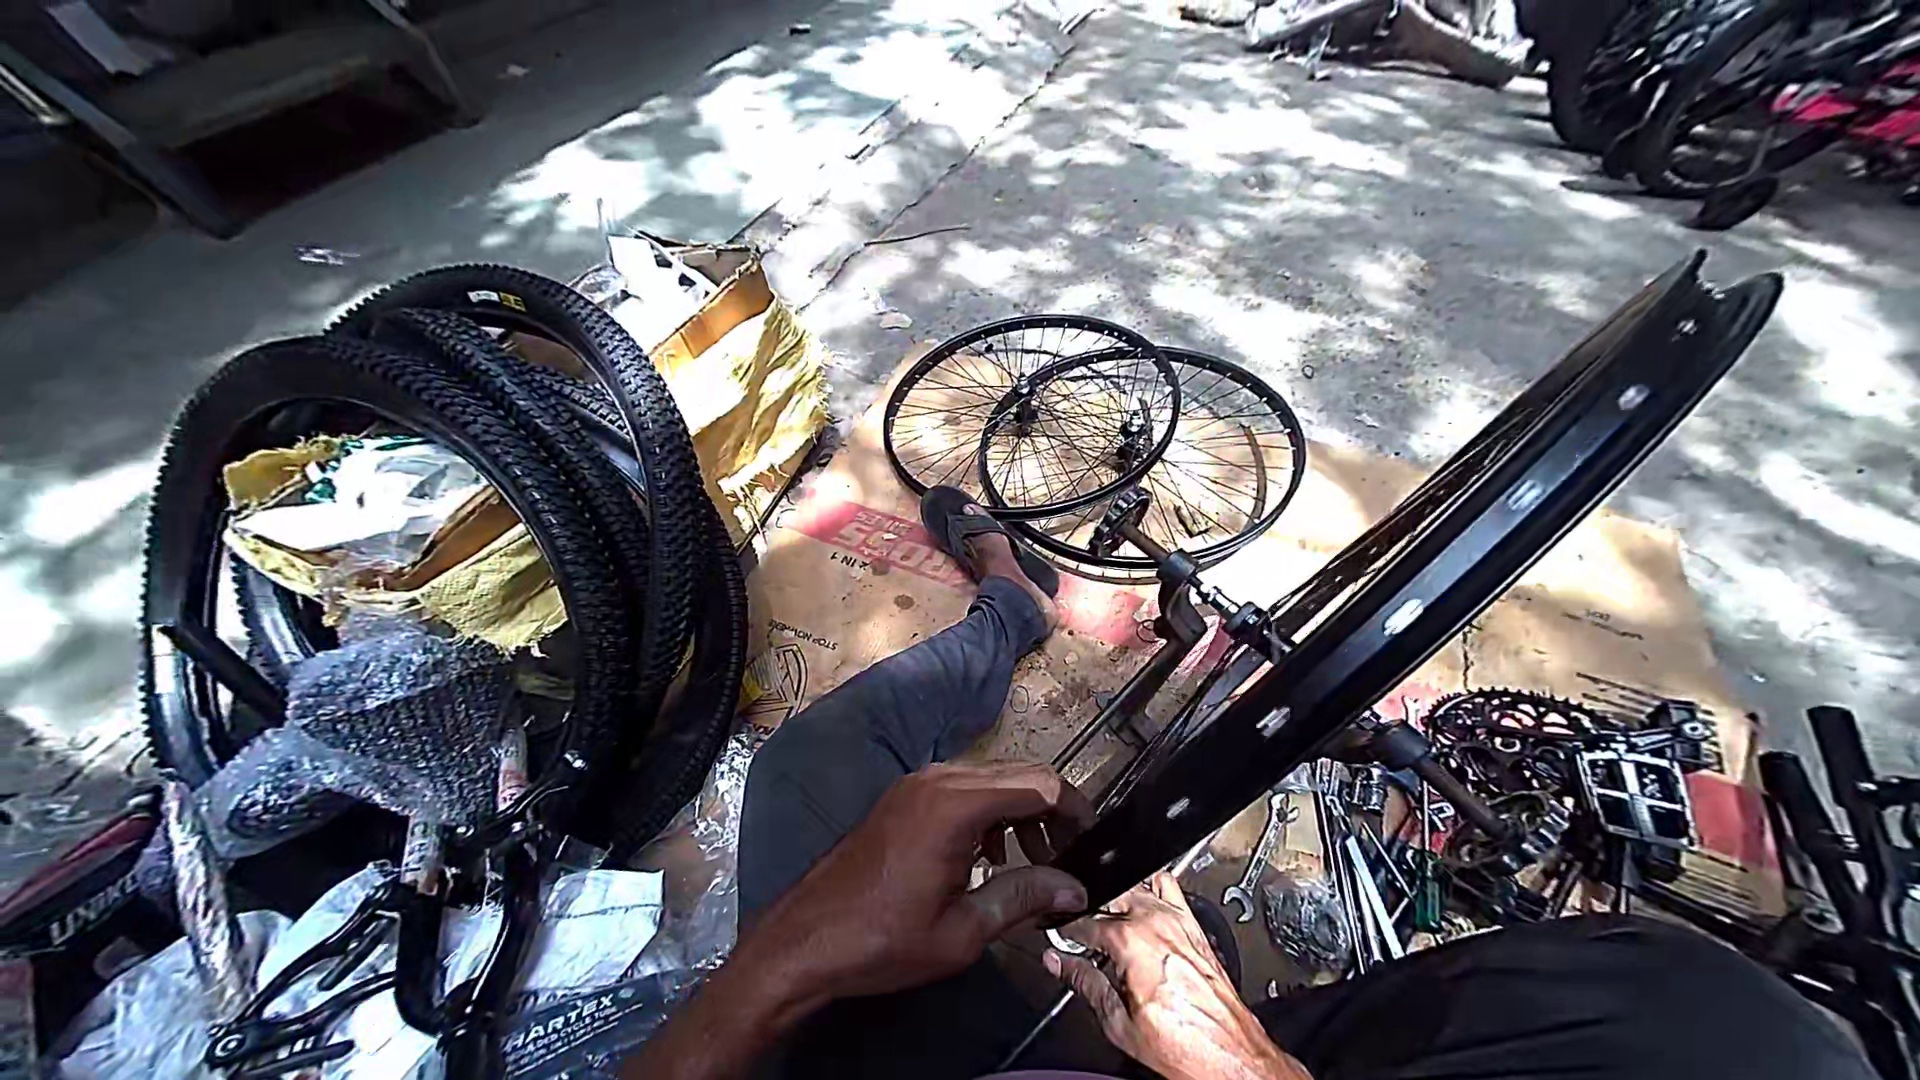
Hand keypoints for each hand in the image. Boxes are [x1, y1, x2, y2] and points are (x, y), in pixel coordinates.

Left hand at [626, 763, 1093, 1079]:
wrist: (808, 936)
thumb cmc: (884, 939)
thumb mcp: (963, 930)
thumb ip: (1024, 896)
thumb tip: (1076, 888)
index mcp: (958, 804)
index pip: (1040, 784)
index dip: (1076, 808)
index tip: (1092, 839)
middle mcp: (941, 777)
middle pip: (1020, 773)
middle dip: (1052, 809)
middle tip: (1065, 856)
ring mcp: (921, 780)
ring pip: (994, 776)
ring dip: (1022, 808)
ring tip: (1031, 857)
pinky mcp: (908, 791)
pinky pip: (965, 785)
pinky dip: (991, 808)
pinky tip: (989, 850)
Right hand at [1048, 871, 1311, 1079]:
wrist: (1232, 1057)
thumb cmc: (1185, 1047)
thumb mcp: (1120, 1024)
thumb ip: (1085, 984)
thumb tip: (1059, 963)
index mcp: (1129, 941)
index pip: (1082, 921)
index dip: (1065, 928)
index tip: (1059, 936)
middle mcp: (1151, 920)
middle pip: (1104, 895)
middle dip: (1087, 908)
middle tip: (1079, 929)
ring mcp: (1174, 915)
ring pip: (1131, 884)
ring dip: (1114, 896)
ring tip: (1106, 918)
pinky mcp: (1191, 920)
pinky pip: (1165, 883)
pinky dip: (1148, 885)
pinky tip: (1140, 902)